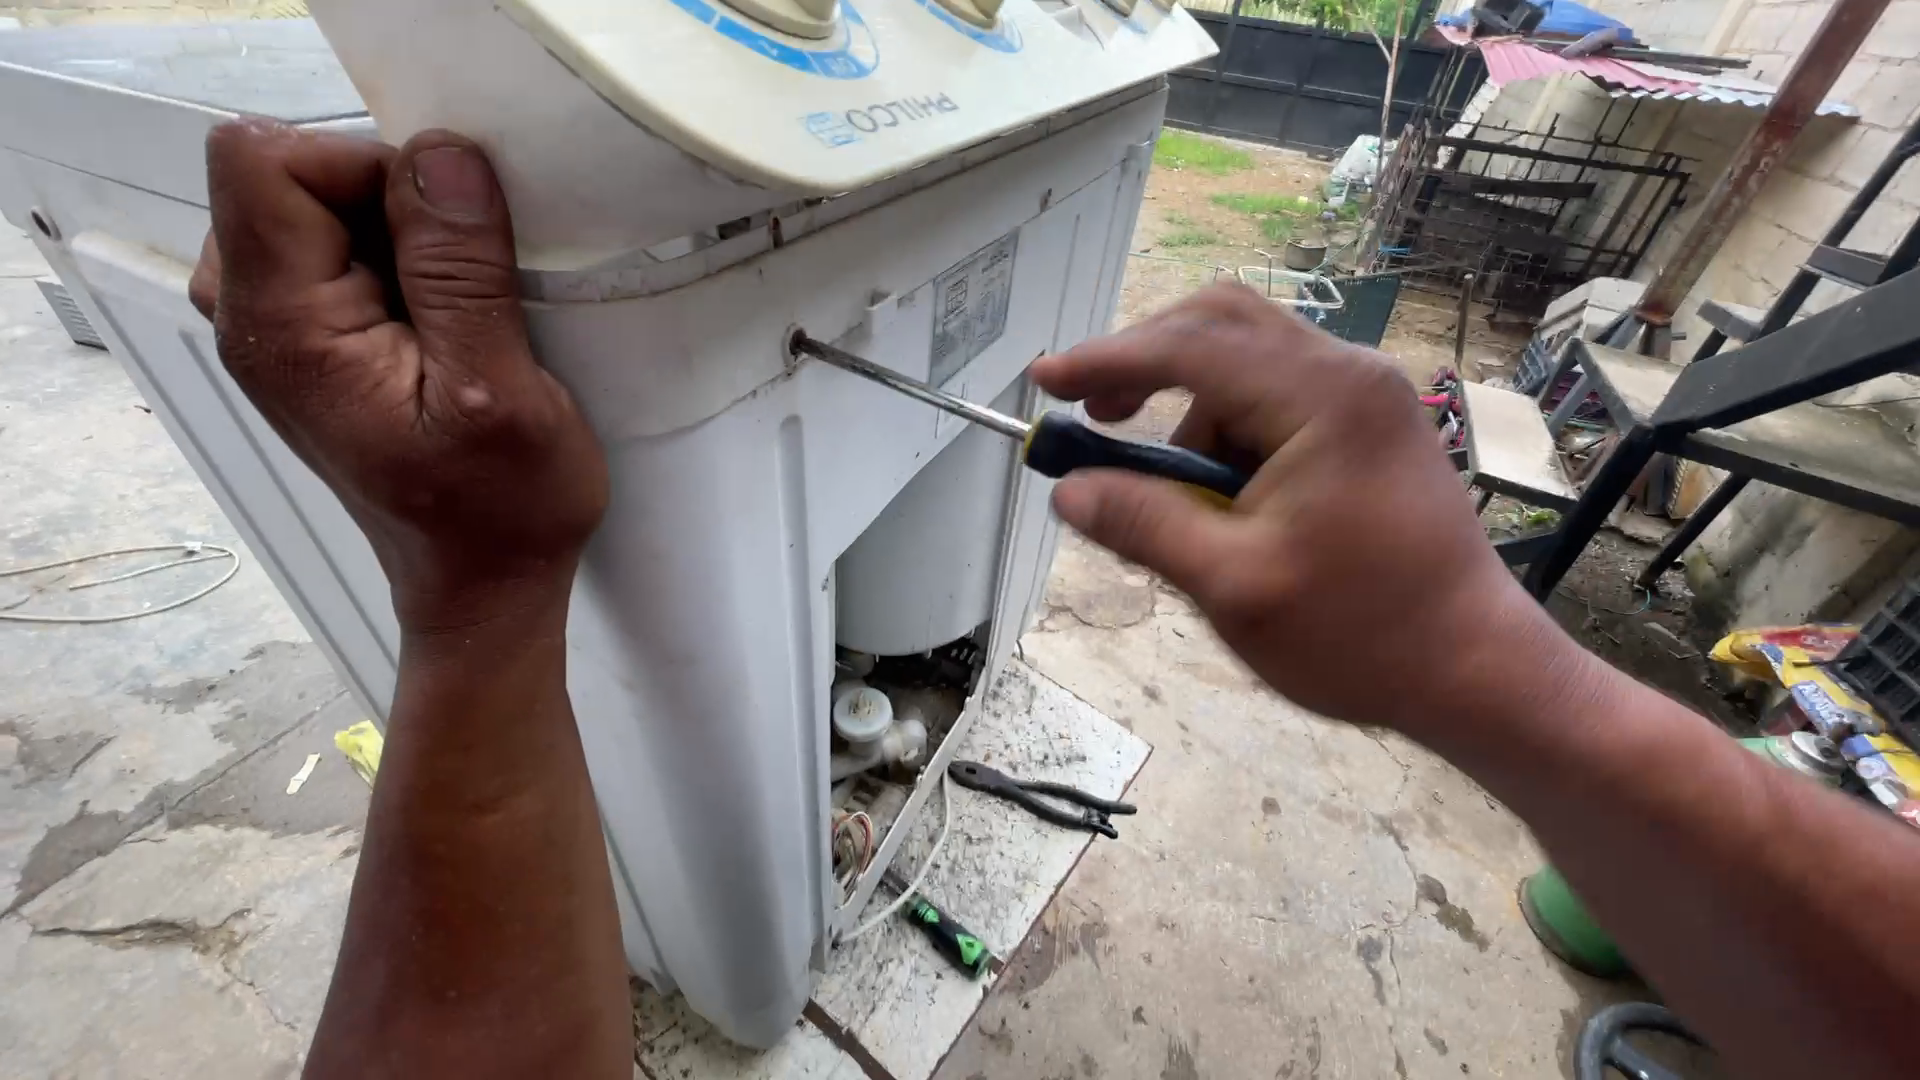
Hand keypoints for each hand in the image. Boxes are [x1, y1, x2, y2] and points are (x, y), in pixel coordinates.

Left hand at [189, 119, 607, 634]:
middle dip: (397, 203)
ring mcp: (284, 333)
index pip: (271, 164)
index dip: (372, 168)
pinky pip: (343, 257)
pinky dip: (405, 263)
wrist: (486, 582)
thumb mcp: (503, 395)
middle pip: (289, 179)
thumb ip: (464, 279)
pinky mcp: (321, 348)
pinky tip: (454, 319)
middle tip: (481, 280)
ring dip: (406, 235)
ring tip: (473, 302)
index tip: (464, 235)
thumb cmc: (507, 508)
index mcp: (286, 329)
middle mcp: (256, 317)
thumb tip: (443, 156)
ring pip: (319, 214)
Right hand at [1031, 285, 1568, 736]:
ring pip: (1242, 367)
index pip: (1190, 346)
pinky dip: (1223, 437)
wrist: (1475, 671)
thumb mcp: (1231, 586)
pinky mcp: (1363, 428)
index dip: (1105, 359)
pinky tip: (1224, 502)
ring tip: (1181, 503)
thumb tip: (1067, 490)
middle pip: (1221, 325)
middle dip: (1144, 363)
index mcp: (1322, 398)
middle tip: (1096, 415)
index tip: (1043, 382)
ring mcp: (1361, 399)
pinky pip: (1269, 403)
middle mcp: (1346, 375)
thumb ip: (1142, 526)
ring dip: (1187, 417)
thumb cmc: (1360, 635)